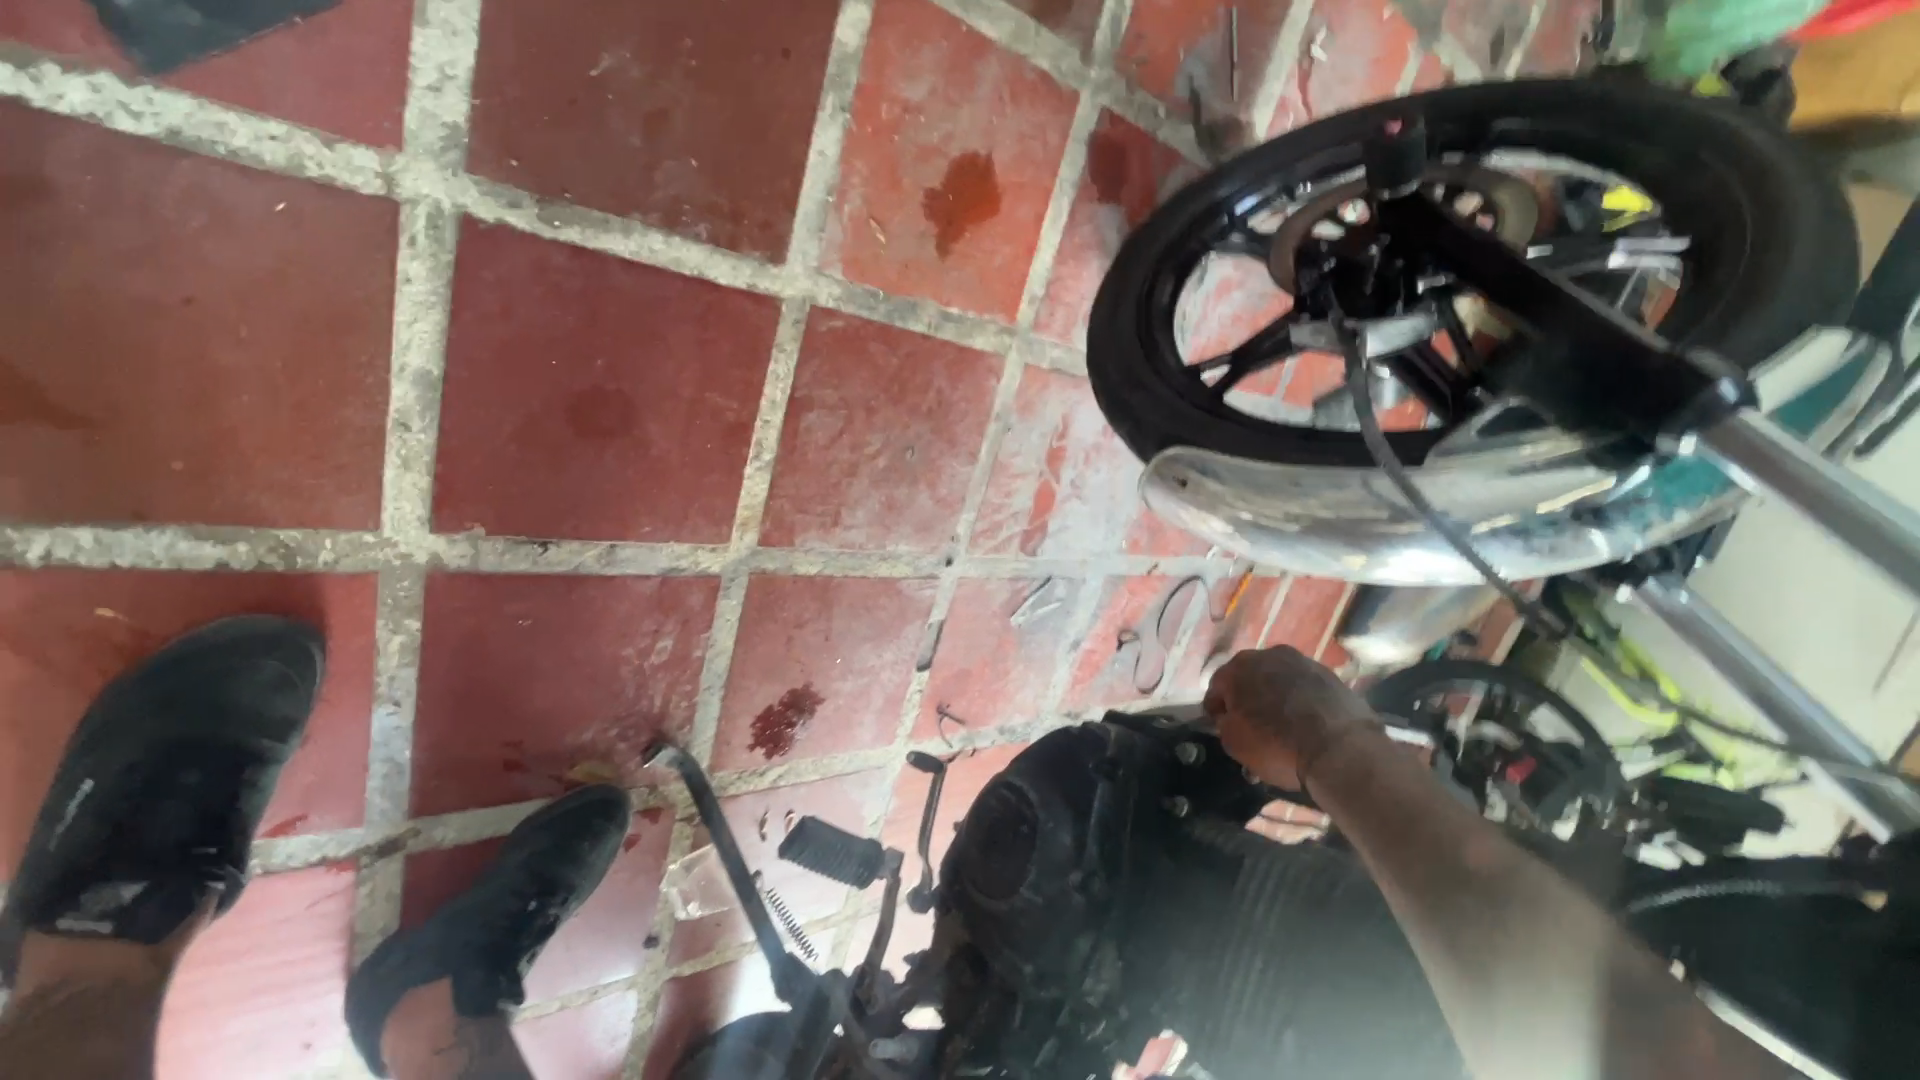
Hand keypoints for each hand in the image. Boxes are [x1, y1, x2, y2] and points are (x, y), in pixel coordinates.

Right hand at [1204, 645, 1376, 788]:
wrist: (1339, 747)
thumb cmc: (1275, 744)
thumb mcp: (1233, 743)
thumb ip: (1224, 724)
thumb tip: (1229, 718)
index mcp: (1237, 667)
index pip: (1216, 688)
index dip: (1216, 710)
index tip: (1222, 728)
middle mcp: (1268, 655)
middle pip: (1249, 679)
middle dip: (1248, 700)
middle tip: (1252, 727)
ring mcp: (1303, 662)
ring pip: (1279, 681)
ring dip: (1276, 698)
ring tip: (1283, 726)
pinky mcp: (1330, 675)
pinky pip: (1305, 688)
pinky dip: (1301, 702)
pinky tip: (1306, 724)